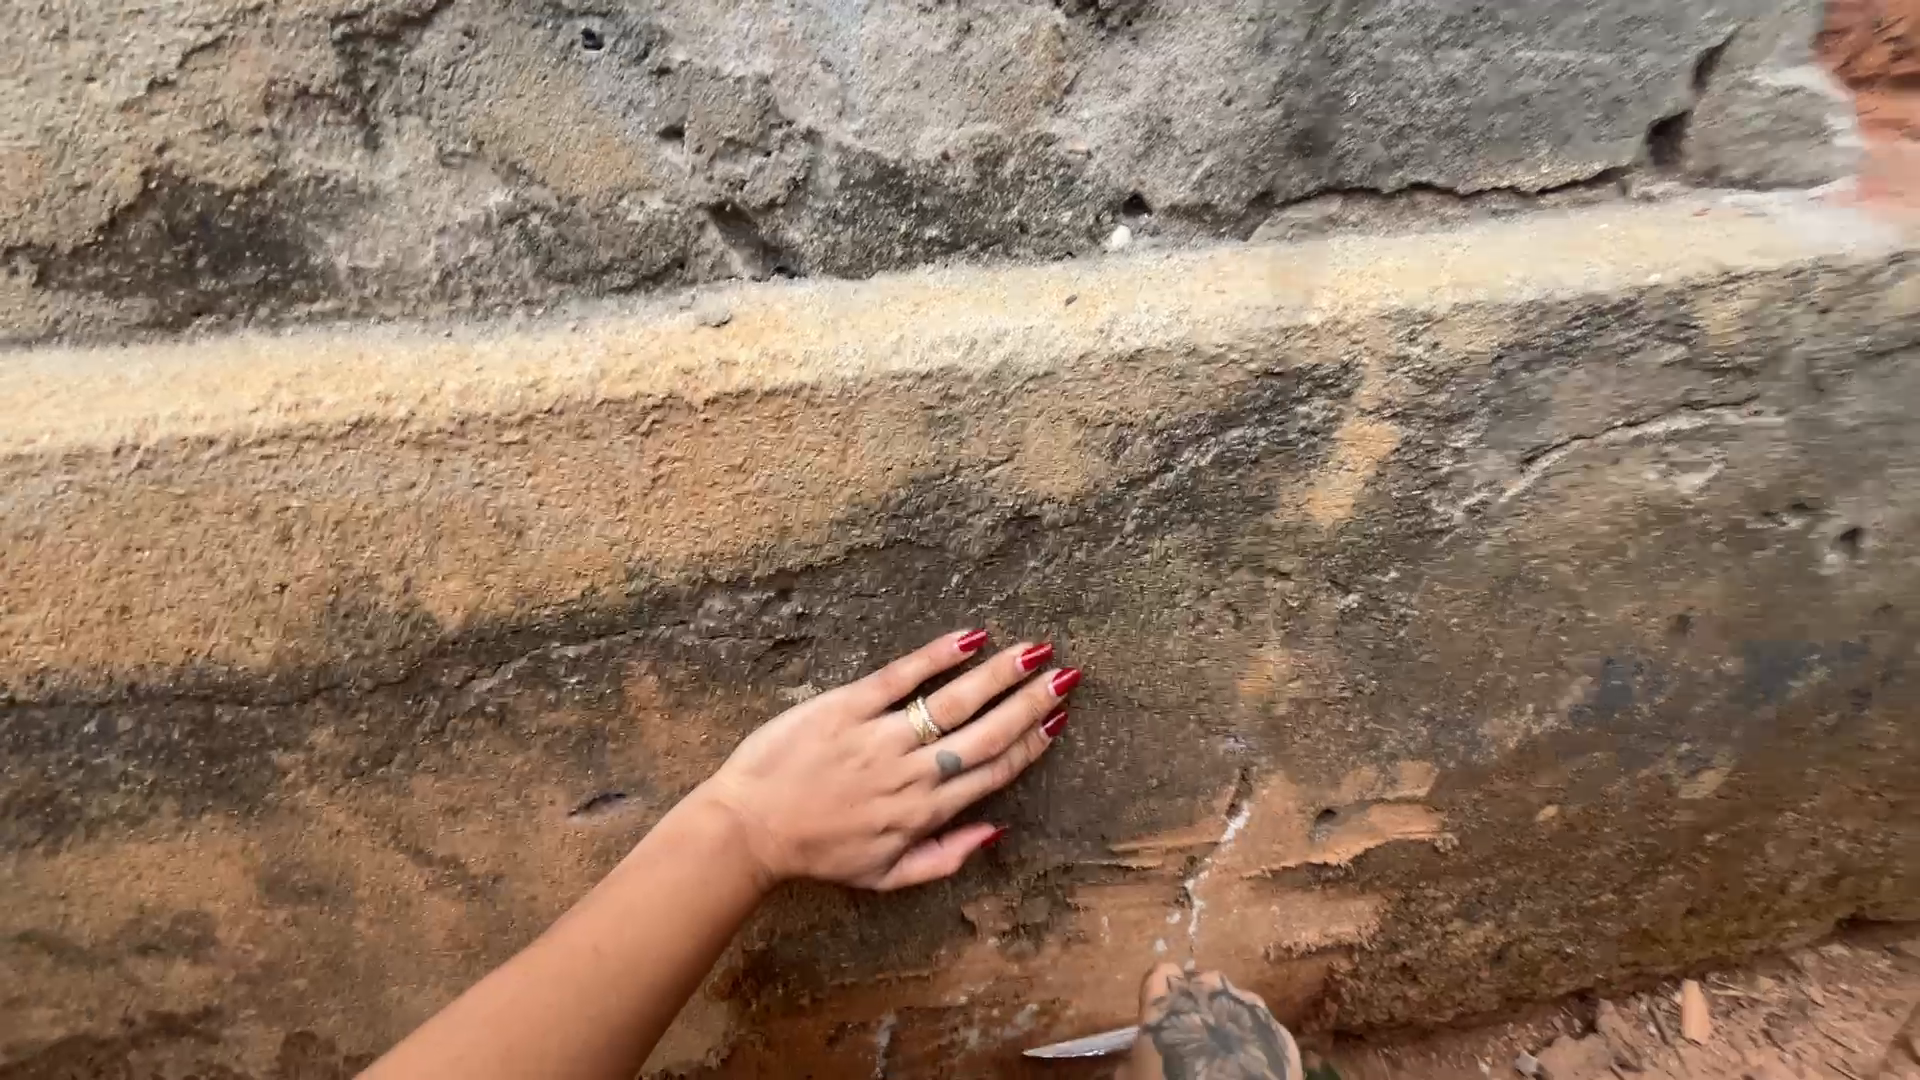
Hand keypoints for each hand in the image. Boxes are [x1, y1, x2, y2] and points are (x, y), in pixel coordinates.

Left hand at [691, 630, 1078, 890]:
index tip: (1058, 718)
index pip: (993, 770)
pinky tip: (970, 637)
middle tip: (1065, 675)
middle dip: (1031, 702)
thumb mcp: (884, 876)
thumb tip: (996, 829)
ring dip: (1000, 676)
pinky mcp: (847, 706)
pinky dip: (938, 656)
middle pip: (987, 733)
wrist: (748, 829)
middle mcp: (913, 773)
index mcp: (924, 811)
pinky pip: (901, 677)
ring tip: (1033, 652)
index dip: (1032, 743)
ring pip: (954, 702)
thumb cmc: (818, 852)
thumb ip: (944, 856)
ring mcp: (881, 736)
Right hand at [1122, 964, 1302, 1079]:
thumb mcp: (1134, 1077)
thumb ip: (1132, 1059)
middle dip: (1198, 1007)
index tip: (1161, 1023)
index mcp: (1167, 993)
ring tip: (1227, 1058)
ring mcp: (1249, 1008)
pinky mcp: (1281, 1036)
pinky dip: (1258, 1047)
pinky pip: (1265, 1032)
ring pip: (1235, 1004)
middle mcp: (1209, 988)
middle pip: (1201, 985)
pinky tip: (1252, 1073)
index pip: (1160, 975)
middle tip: (1195, 1042)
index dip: (1160, 998)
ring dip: (1229, 1022)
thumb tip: (1136, 1060)